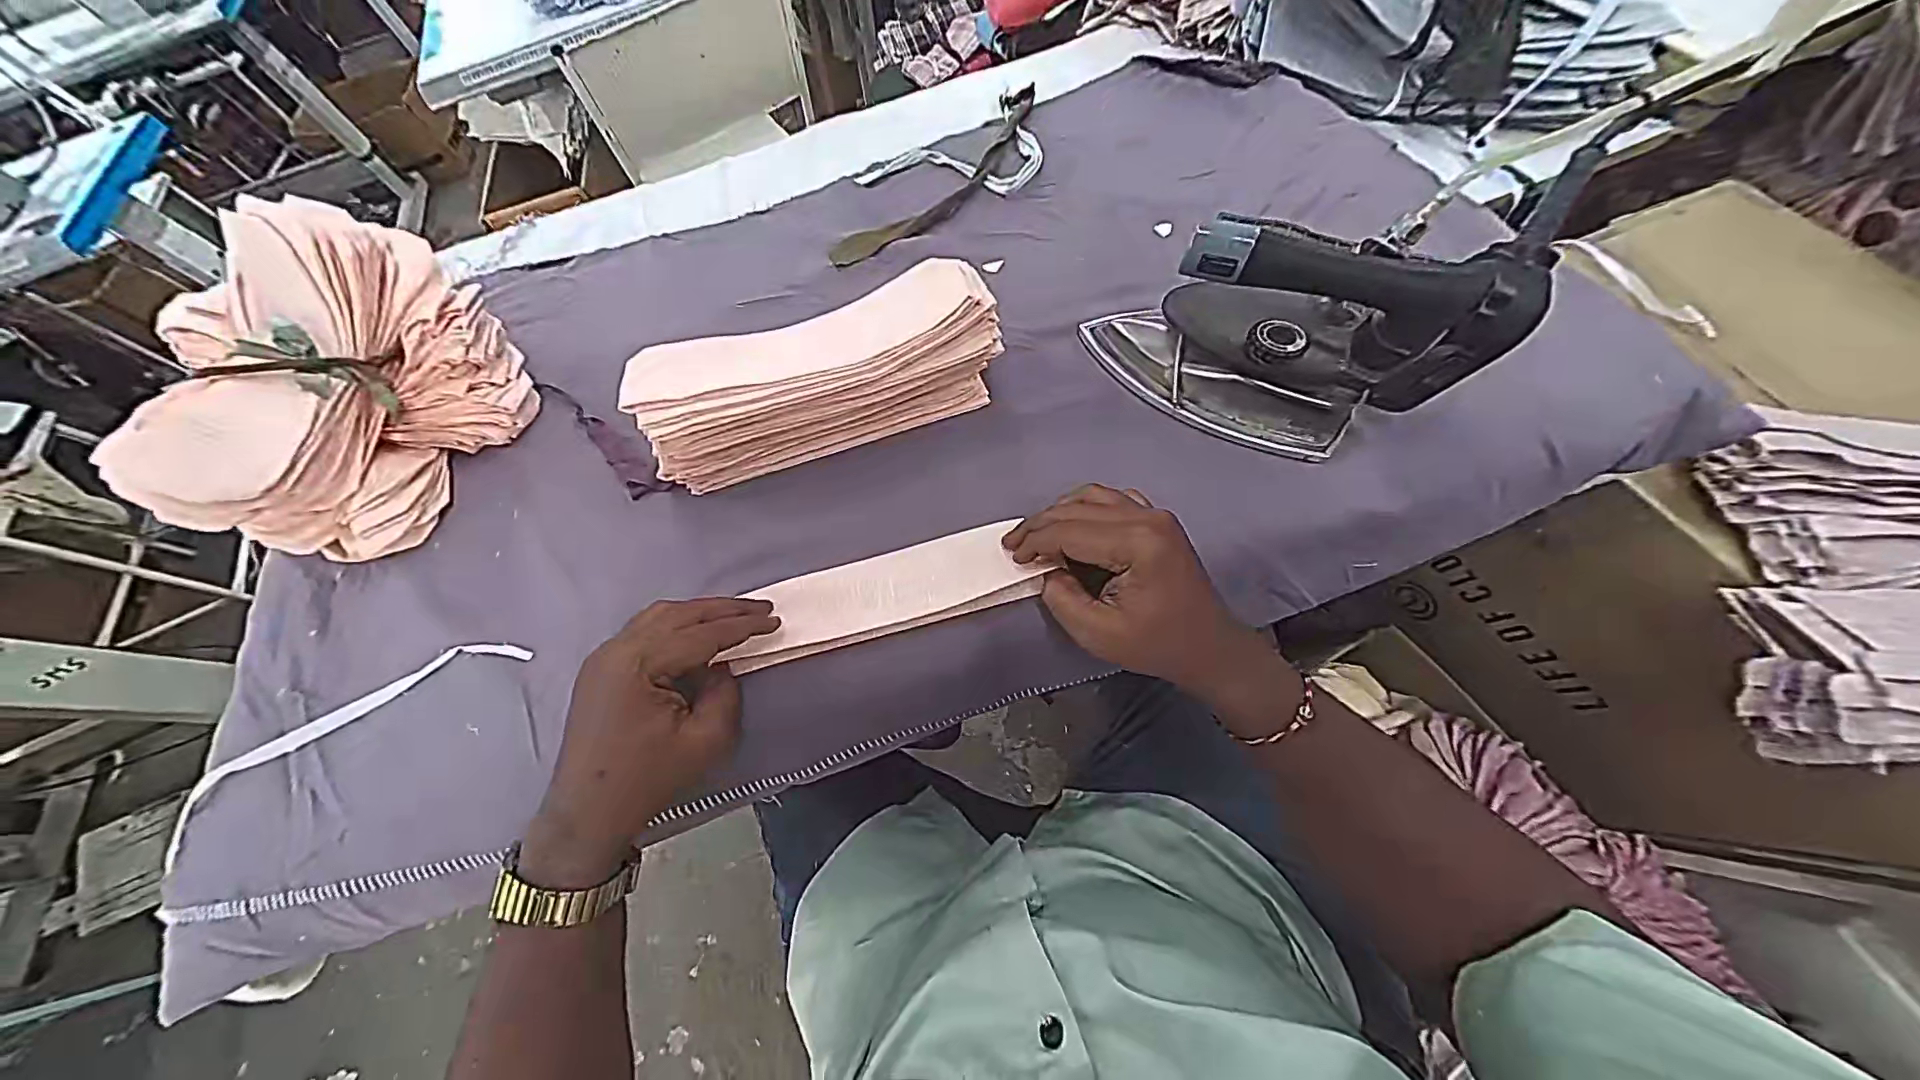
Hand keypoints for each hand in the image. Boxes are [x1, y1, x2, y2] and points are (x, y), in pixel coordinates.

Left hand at [521, 598, 778, 886]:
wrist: (588, 813)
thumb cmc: (648, 779)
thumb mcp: (706, 739)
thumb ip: (724, 693)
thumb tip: (722, 666)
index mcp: (638, 664)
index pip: (700, 634)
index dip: (741, 626)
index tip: (774, 620)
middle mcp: (616, 650)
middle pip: (678, 615)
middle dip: (723, 609)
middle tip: (761, 608)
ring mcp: (603, 657)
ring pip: (659, 617)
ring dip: (699, 612)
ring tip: (735, 614)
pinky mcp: (601, 669)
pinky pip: (644, 631)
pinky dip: (677, 624)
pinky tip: (698, 631)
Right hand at [1003, 485, 1298, 724]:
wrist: (1208, 647)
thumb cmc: (1156, 645)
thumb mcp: (1097, 633)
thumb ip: (1062, 597)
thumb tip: (1047, 569)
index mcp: (1138, 542)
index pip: (1070, 530)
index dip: (1034, 541)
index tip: (1013, 557)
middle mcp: (1148, 518)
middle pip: (1078, 508)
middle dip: (1040, 525)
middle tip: (1014, 546)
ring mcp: (1156, 515)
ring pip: (1093, 497)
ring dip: (1060, 513)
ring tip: (1036, 536)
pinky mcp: (1157, 521)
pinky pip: (1112, 501)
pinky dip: (1085, 509)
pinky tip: (1072, 528)